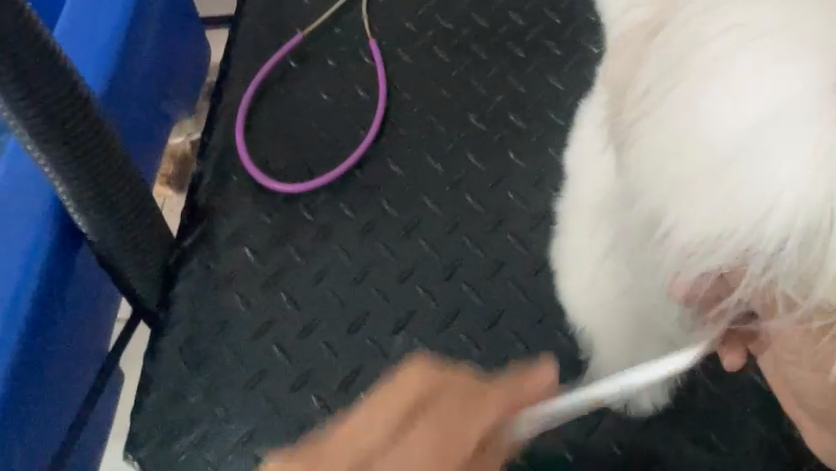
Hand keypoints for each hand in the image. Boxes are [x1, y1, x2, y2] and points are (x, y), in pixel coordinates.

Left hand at [261, 352, 558, 470]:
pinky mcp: (287, 454)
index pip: (448, 417)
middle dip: (473, 382)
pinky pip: (365, 416)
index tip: (547, 375)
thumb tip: (506, 424)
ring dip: (441, 402)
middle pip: (418, 378)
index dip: (504, 389)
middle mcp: (326, 459)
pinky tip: (420, 452)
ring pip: (392, 391)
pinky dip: (404, 423)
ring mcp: (297, 452)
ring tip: (468, 433)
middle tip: (512, 403)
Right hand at [674, 276, 835, 470]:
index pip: (747, 260)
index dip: (716, 263)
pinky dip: (728, 345)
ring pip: (734, 310)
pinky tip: (731, 362)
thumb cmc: (830, 371)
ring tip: (709, 342)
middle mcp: (784, 299)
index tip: (686, 272)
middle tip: (683, 300)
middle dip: (710, 290)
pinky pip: (739, 337)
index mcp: (794, 284)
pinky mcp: (772, 354)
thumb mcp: (791, 324)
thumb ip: (754, 287)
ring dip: (717, 321)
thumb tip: (712, 259)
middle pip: (737, 282)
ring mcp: (778, 327)